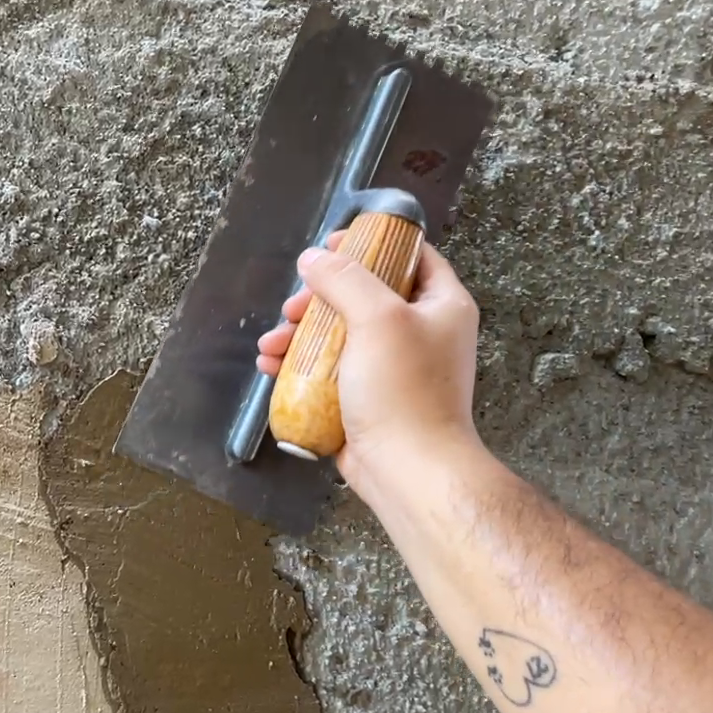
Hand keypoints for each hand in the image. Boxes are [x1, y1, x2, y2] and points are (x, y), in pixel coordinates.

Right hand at [255, 232, 483, 495]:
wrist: (406, 468)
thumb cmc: (403, 390)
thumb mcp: (377, 320)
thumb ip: (345, 280)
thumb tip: (313, 257)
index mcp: (442, 307)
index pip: (413, 257)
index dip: (373, 244)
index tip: (332, 244)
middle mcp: (422, 334)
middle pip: (364, 298)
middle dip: (320, 299)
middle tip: (293, 307)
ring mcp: (393, 368)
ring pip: (340, 335)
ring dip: (300, 335)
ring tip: (270, 344)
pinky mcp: (367, 398)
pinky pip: (329, 369)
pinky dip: (300, 365)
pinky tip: (271, 367)